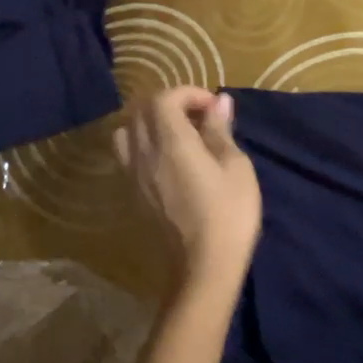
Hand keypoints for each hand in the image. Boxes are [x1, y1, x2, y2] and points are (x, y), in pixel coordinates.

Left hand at [113, 87, 262, 289]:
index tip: (214, 107)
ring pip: (125, 133)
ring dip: (150, 124)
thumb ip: (220, 131)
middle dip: (169, 103)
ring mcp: (133, 178)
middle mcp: (144, 156)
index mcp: (171, 143)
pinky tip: (170, 160)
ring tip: (180, 134)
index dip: (188, 93)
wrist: (202, 269)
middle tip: (200, 116)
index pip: (163, 99)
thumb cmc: (229, 213)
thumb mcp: (236, 167)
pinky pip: (127, 157)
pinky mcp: (132, 196)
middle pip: (139, 112)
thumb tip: (218, 102)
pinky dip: (143, 145)